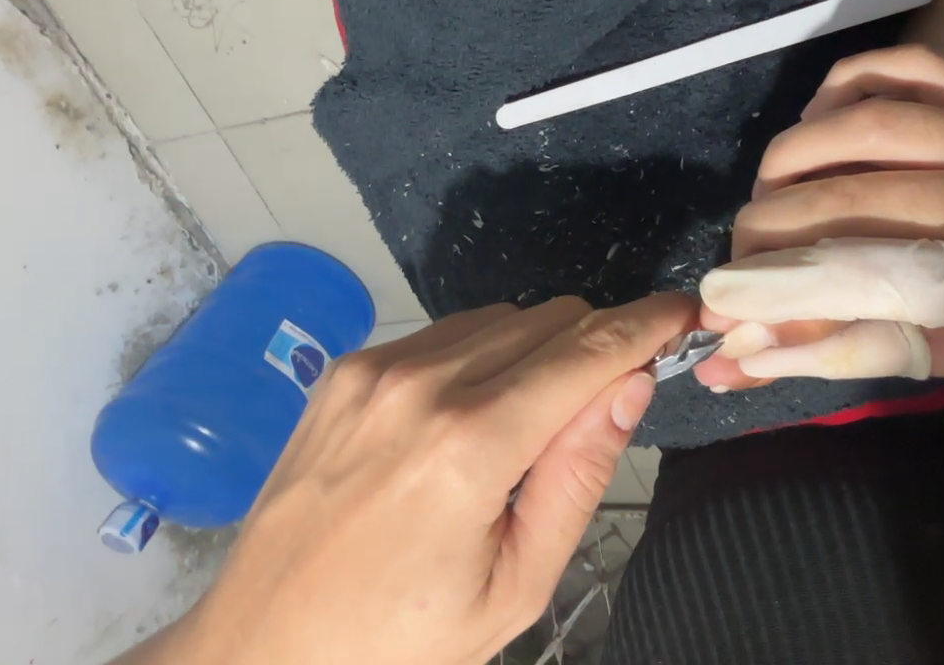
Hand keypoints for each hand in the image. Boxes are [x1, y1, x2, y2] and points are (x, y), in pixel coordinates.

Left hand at [126, 293, 695, 664]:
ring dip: (543, 346)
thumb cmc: (400, 642)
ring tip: (531, 418)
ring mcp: (378, 366)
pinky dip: (488, 350)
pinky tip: (474, 407)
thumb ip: (580, 473)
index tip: (685, 312)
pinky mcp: (350, 365)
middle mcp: (423, 382)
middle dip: (598, 342)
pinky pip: (451, 329)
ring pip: (504, 315)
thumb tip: (632, 381)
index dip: (646, 323)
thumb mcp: (514, 584)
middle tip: (608, 394)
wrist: (259, 649)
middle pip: (552, 318)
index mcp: (470, 445)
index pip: (586, 351)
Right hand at [693, 46, 943, 400]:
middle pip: (854, 193)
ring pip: (873, 120)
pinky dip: (850, 84)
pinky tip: (820, 116)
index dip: (779, 282)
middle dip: (774, 218)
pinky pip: (915, 67)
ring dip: (798, 149)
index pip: (857, 271)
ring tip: (770, 185)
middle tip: (740, 242)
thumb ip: (852, 349)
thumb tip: (750, 355)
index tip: (723, 296)